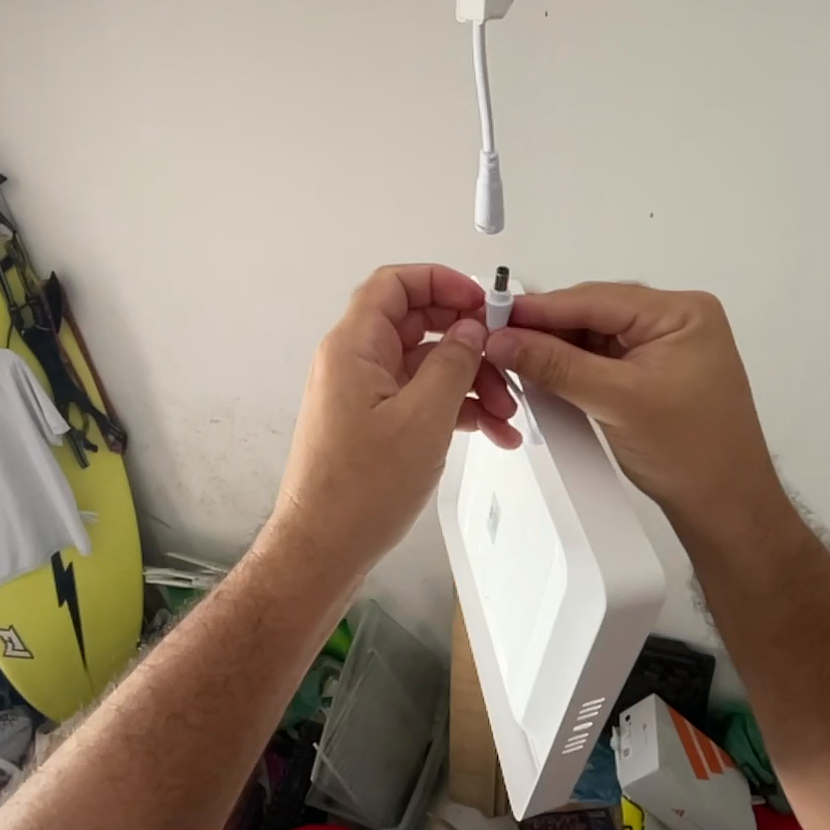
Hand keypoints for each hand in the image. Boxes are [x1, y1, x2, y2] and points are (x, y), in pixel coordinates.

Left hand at [271, 265, 520, 572]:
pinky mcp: (374, 422)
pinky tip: (490, 430)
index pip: (394, 284)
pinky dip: (456, 408)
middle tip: (502, 357)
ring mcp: (364, 393)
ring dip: (470, 381)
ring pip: (426, 365)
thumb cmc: (358, 491)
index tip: (479, 302)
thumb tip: (470, 330)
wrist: (324, 548)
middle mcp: (355, 363)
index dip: (440, 282)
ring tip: (505, 412)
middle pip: (418, 324)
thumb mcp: (423, 417)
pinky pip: (421, 397)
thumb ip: (453, 363)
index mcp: (354, 347)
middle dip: (467, 341)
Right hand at [483, 283, 782, 538]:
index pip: (595, 299)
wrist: (725, 505)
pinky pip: (598, 357)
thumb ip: (556, 365)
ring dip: (553, 348)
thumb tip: (502, 340)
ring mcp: (660, 346)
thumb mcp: (617, 401)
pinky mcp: (648, 371)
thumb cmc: (690, 452)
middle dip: (544, 328)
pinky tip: (540, 372)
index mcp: (679, 313)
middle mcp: (671, 320)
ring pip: (590, 335)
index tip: (493, 316)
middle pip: (591, 313)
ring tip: (511, 358)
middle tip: (495, 340)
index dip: (540, 308)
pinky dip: (568, 366)